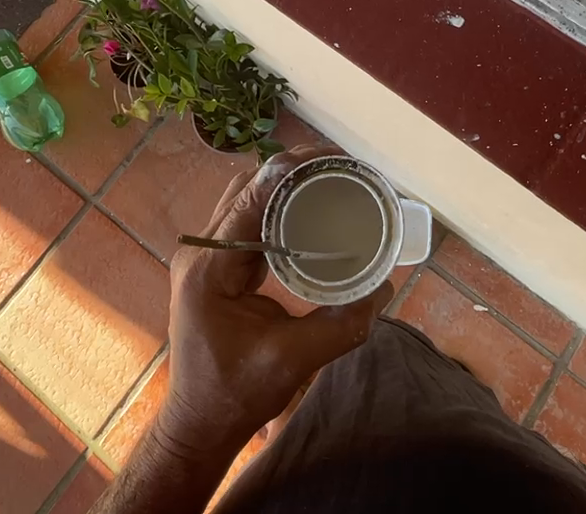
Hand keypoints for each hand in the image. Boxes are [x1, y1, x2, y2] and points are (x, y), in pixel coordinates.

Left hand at [156, 147, 392, 456]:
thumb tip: (385, 287)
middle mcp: (203, 249)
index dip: (292, 169)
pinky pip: (248, 217)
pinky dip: (278, 204)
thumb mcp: (293, 361)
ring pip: (247, 196)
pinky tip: (309, 207)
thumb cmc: (236, 394)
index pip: (251, 196)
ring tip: (330, 178)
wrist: (199, 424)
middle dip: (294, 168)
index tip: (334, 160)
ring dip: (285, 183)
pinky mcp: (217, 264)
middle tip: (341, 167)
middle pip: (248, 186)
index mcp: (211, 266)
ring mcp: (207, 254)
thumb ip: (342, 325)